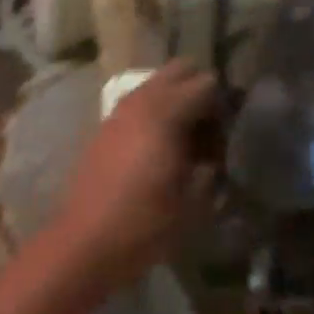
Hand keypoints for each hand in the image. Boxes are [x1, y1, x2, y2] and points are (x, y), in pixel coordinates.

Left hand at [54, 61, 217, 283]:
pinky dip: (154, 110)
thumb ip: (211, 167)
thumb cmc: (143, 224)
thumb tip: (216, 154)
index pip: (206, 83)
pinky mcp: (106, 125)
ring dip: (175, 98)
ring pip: (157, 83)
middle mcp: (141, 100)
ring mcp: (120, 109)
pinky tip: (158, 146)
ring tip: (185, 138)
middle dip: (199, 90)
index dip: (222, 104)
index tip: (228, 133)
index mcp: (165, 112)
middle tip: (209, 128)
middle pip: (180, 70)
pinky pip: (138, 101)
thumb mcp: (192, 203)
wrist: (84, 243)